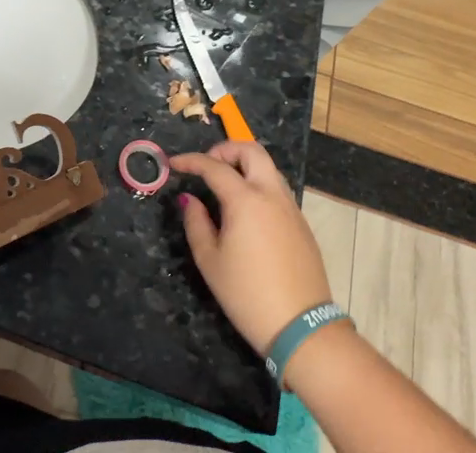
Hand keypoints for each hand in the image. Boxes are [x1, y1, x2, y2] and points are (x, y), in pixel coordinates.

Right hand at [173, 142, 332, 354]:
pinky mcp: (302, 224)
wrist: (301, 327)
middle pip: (252, 150)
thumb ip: (196, 223)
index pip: (214, 167)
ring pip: (269, 169)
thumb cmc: (246, 294)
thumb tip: (190, 200)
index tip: (174, 164)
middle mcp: (272, 195)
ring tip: (224, 187)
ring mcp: (291, 208)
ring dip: (245, 166)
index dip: (191, 161)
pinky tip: (247, 212)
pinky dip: (259, 186)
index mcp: (246, 200)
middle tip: (207, 165)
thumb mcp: (210, 260)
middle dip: (226, 149)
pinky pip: (278, 190)